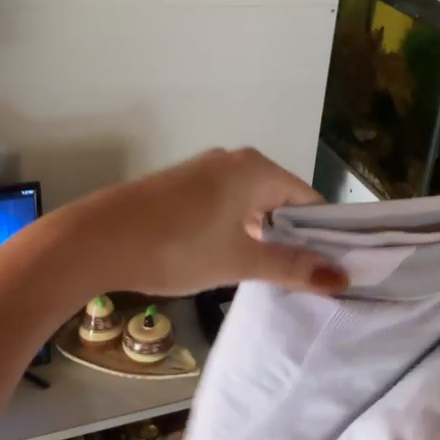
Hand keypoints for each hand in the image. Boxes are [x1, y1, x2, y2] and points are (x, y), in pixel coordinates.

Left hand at [53, 148, 349, 297]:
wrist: (98, 240)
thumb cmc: (177, 248)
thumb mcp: (239, 261)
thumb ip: (291, 266)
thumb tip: (341, 278)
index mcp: (255, 169)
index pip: (308, 199)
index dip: (323, 235)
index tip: (332, 269)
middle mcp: (233, 160)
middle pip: (279, 199)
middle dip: (292, 236)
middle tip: (305, 277)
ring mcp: (203, 170)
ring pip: (250, 203)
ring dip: (262, 235)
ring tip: (270, 273)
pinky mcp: (180, 186)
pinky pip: (224, 205)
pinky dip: (235, 229)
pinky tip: (229, 257)